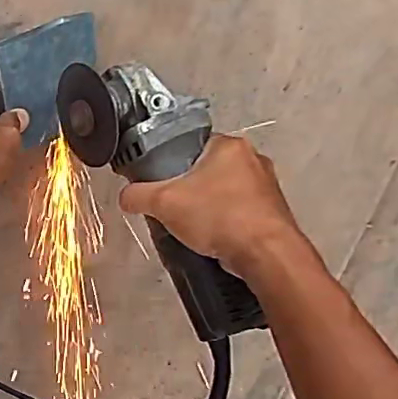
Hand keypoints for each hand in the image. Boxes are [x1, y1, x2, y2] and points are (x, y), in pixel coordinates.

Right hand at [118, 134, 308, 277]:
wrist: (264, 252)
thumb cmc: (219, 217)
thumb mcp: (162, 203)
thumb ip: (137, 195)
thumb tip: (126, 196)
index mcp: (228, 145)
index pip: (190, 145)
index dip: (169, 164)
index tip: (159, 183)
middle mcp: (252, 159)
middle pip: (205, 170)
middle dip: (187, 189)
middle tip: (170, 207)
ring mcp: (265, 185)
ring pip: (222, 192)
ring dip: (205, 207)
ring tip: (190, 226)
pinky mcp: (271, 211)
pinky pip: (237, 211)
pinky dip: (222, 222)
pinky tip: (212, 237)